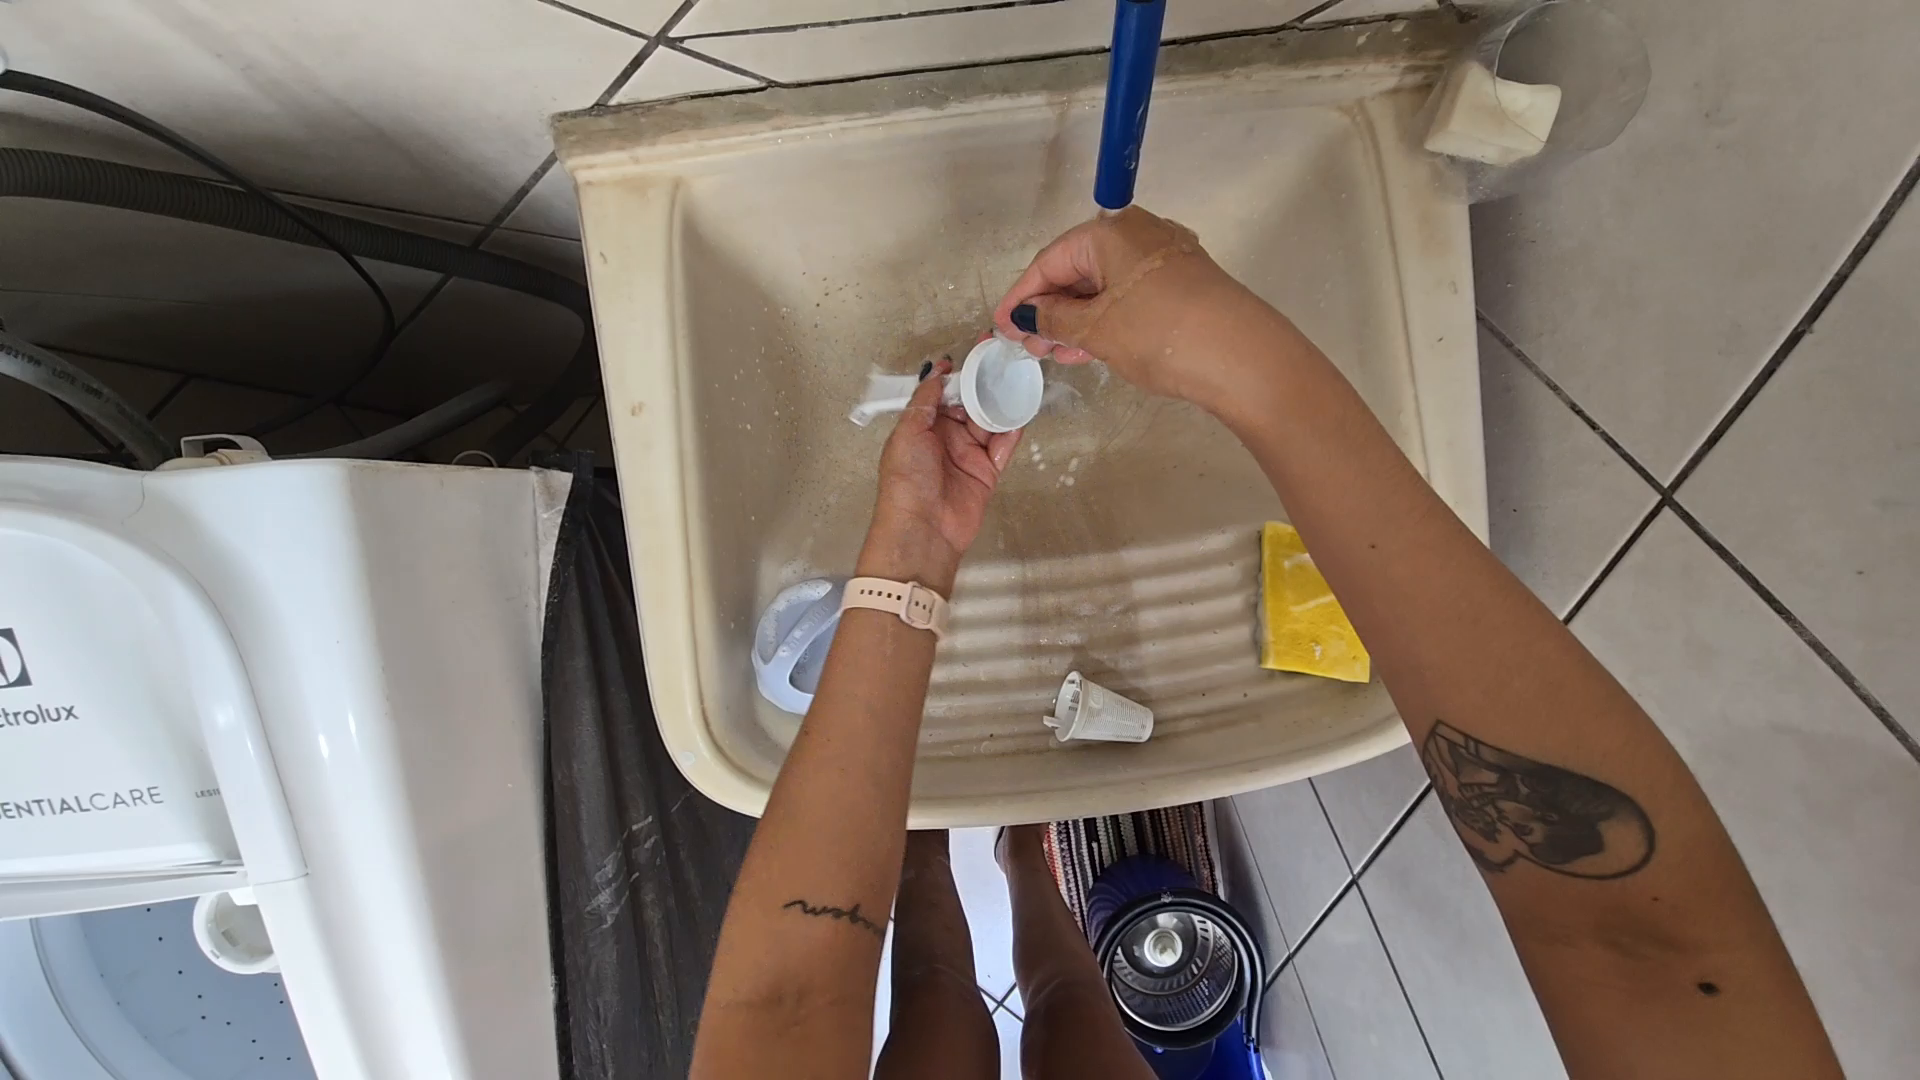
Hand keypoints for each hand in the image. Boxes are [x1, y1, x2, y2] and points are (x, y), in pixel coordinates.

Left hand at [860, 357, 1021, 592]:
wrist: (923, 529)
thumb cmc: (907, 480)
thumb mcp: (907, 433)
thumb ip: (925, 400)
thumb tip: (937, 371)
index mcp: (922, 427)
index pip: (944, 394)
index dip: (959, 374)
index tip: (977, 352)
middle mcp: (946, 438)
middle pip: (970, 405)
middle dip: (984, 384)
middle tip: (1004, 360)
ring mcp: (968, 455)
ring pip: (989, 422)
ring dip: (1001, 402)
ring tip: (1018, 378)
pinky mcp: (987, 472)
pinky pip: (1003, 447)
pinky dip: (1012, 431)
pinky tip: (1022, 410)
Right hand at [992, 206, 1295, 412]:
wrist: (1240, 356)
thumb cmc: (1158, 334)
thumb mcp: (1094, 329)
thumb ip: (1052, 318)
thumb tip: (1026, 313)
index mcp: (1108, 232)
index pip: (1048, 262)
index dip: (1020, 298)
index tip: (1000, 329)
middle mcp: (1136, 233)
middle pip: (1076, 270)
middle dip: (1048, 310)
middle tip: (1028, 347)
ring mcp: (1162, 257)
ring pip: (1102, 286)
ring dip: (1074, 320)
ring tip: (1056, 353)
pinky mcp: (1180, 283)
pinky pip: (1127, 295)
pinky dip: (1103, 319)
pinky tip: (1090, 347)